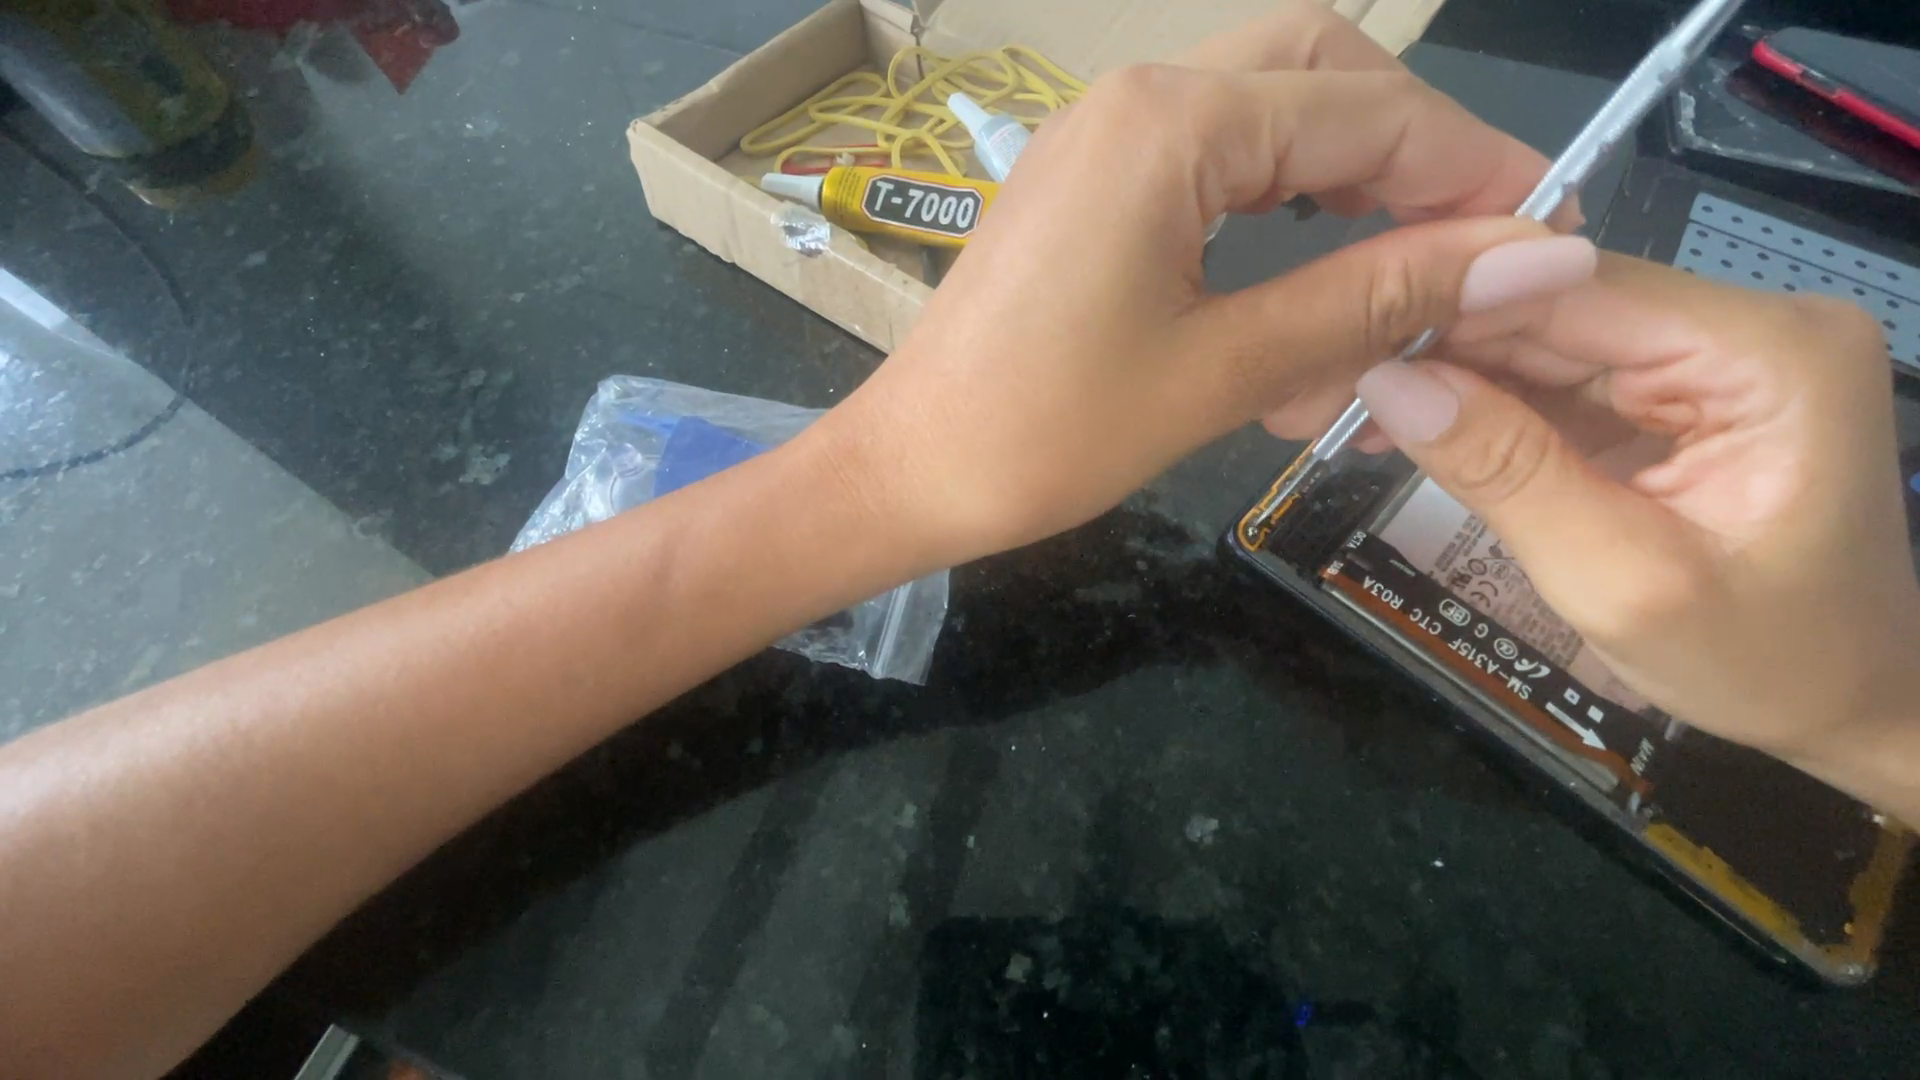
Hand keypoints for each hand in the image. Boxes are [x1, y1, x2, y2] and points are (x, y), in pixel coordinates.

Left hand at [800, 2, 1590, 569]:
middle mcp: (1131, 100)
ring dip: (1327, 191)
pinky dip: (1256, 215)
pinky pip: (1194, 172)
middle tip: (1451, 253)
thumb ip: (1374, 297)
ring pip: (1254, 124)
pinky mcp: (1074, 194)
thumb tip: (1534, 252)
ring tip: (1371, 287)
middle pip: (1314, 78)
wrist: (910, 471)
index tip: (1540, 241)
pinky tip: (1283, 283)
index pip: (1371, 112)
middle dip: (1399, 158)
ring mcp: (1092, 142)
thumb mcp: (1224, 369)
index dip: (1472, 171)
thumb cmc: (1050, 434)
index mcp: (1172, 124)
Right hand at [1356, 255, 1919, 811]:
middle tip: (1331, 391)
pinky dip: (1477, 407)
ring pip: (1538, 342)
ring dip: (1445, 379)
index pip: (1567, 290)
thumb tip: (1385, 382)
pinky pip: (1551, 382)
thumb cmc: (1754, 658)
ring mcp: (1704, 360)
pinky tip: (1414, 430)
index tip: (1340, 349)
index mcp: (1760, 353)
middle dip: (1436, 348)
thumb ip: (1503, 471)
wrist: (1843, 704)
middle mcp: (1740, 329)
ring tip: (1355, 415)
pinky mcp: (1669, 395)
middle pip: (1549, 308)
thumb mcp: (1612, 577)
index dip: (1446, 310)